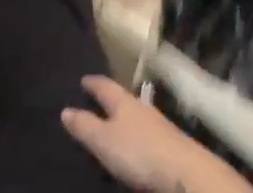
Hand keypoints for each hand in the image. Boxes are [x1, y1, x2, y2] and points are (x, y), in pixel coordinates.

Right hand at [61, 76, 251, 192]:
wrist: (188, 174)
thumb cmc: (140, 152)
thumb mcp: (104, 141)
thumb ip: (84, 125)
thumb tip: (65, 109)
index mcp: (124, 102)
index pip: (104, 86)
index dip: (92, 83)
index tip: (83, 79)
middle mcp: (142, 108)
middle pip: (123, 99)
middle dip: (110, 100)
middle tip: (95, 101)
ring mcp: (160, 127)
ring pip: (137, 117)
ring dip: (125, 119)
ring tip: (113, 124)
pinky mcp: (172, 146)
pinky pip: (148, 135)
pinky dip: (137, 136)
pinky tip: (135, 145)